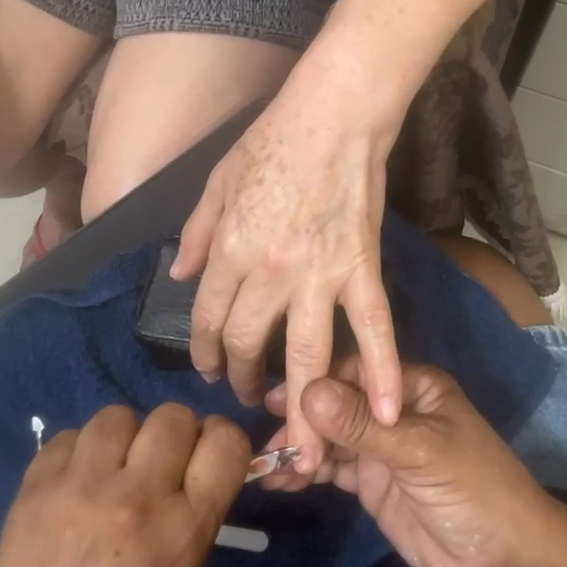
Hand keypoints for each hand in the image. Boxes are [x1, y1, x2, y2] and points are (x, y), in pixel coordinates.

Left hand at [0, 405, 251, 566]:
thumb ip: (197, 520)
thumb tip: (199, 472)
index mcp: (185, 527)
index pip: (226, 441)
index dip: (221, 440)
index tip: (208, 453)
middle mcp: (138, 495)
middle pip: (173, 417)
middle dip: (174, 435)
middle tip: (158, 464)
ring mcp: (82, 486)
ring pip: (118, 416)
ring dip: (123, 438)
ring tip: (111, 469)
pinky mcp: (36, 486)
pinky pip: (68, 436)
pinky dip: (77, 453)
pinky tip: (74, 482)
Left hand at [173, 95, 399, 472]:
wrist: (334, 117)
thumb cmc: (271, 141)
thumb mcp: (216, 180)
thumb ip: (196, 233)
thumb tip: (179, 276)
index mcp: (230, 247)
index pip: (209, 317)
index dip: (204, 351)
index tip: (209, 369)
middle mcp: (268, 271)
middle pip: (247, 342)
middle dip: (240, 379)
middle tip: (243, 397)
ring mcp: (319, 274)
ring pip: (305, 354)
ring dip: (300, 406)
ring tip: (299, 448)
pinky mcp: (362, 270)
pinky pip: (373, 328)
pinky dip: (382, 371)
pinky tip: (386, 416)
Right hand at [257, 359, 559, 566]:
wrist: (506, 564)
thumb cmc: (475, 491)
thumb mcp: (419, 452)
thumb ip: (361, 425)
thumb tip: (306, 392)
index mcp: (414, 387)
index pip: (357, 371)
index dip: (317, 382)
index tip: (276, 396)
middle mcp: (393, 410)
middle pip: (338, 404)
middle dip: (301, 417)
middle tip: (264, 430)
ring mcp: (382, 449)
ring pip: (330, 438)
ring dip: (300, 448)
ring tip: (263, 463)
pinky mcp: (374, 484)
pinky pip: (333, 470)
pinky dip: (307, 473)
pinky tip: (280, 481)